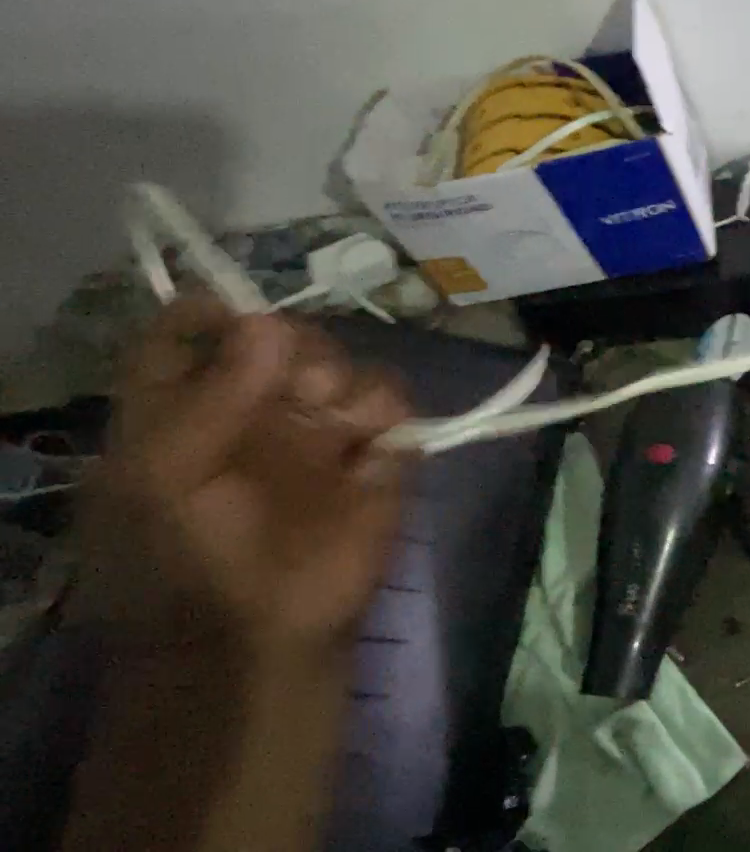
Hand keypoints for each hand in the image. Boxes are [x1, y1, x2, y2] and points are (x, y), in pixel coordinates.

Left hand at [78, 299, 414, 657]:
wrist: (262, 631)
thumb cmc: (183, 561)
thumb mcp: (161, 477)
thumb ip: (210, 397)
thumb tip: (269, 321)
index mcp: (181, 408)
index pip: (194, 332)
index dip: (218, 311)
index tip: (244, 313)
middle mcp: (254, 409)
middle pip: (287, 339)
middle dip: (299, 349)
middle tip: (301, 386)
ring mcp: (319, 430)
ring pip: (347, 367)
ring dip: (345, 384)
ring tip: (336, 424)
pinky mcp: (378, 454)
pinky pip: (394, 407)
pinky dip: (387, 416)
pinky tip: (369, 446)